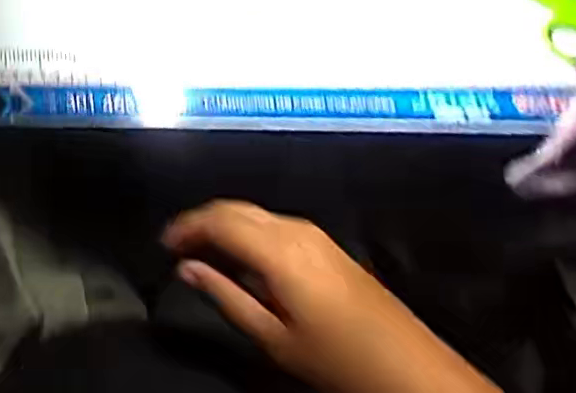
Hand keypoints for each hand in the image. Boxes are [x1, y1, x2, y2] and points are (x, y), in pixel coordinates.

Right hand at [163, 201, 497, 392]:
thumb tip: (188, 268)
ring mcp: (311, 231)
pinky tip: (239, 255)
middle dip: (201, 220)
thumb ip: (227, 296)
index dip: (187, 225)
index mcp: (278, 248)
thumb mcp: (275, 338)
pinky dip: (245, 230)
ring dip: (223, 223)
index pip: (219, 218)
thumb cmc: (337, 359)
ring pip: (253, 212)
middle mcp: (293, 227)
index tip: (164, 242)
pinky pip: (270, 222)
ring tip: (201, 250)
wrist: (411, 369)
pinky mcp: (323, 242)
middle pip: (235, 207)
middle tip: (176, 245)